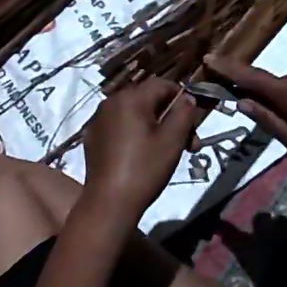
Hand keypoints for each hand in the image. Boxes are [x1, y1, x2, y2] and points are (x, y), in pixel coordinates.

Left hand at [79, 78, 204, 216]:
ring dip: (154, 126)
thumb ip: (183, 113)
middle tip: (187, 143)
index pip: (161, 84)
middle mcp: (110, 102)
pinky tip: (141, 155)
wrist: (109, 202)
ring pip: (134, 114)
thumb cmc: (144, 169)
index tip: (193, 121)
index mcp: (130, 98)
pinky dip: (134, 134)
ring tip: (167, 151)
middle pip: (147, 99)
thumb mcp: (172, 140)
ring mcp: (98, 120)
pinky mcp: (93, 137)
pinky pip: (119, 126)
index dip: (181, 97)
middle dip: (169, 116)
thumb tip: (187, 98)